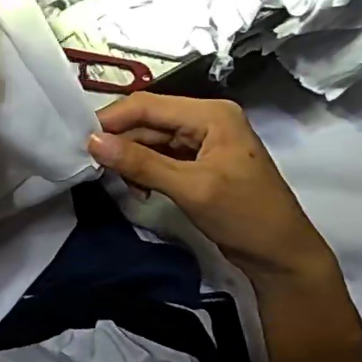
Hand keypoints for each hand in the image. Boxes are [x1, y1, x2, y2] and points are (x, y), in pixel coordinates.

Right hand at [88, 94, 338, 290]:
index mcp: (211, 114)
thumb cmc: (244, 216)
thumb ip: (141, 163)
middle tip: (92, 166)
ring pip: (152, 139)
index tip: (80, 140)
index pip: (148, 105)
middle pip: (149, 121)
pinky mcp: (200, 162)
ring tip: (119, 183)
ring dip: (132, 159)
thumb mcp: (191, 188)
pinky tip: (138, 188)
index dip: (112, 119)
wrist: (282, 256)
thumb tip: (93, 142)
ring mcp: (204, 141)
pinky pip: (162, 156)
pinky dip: (146, 170)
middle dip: (121, 142)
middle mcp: (207, 119)